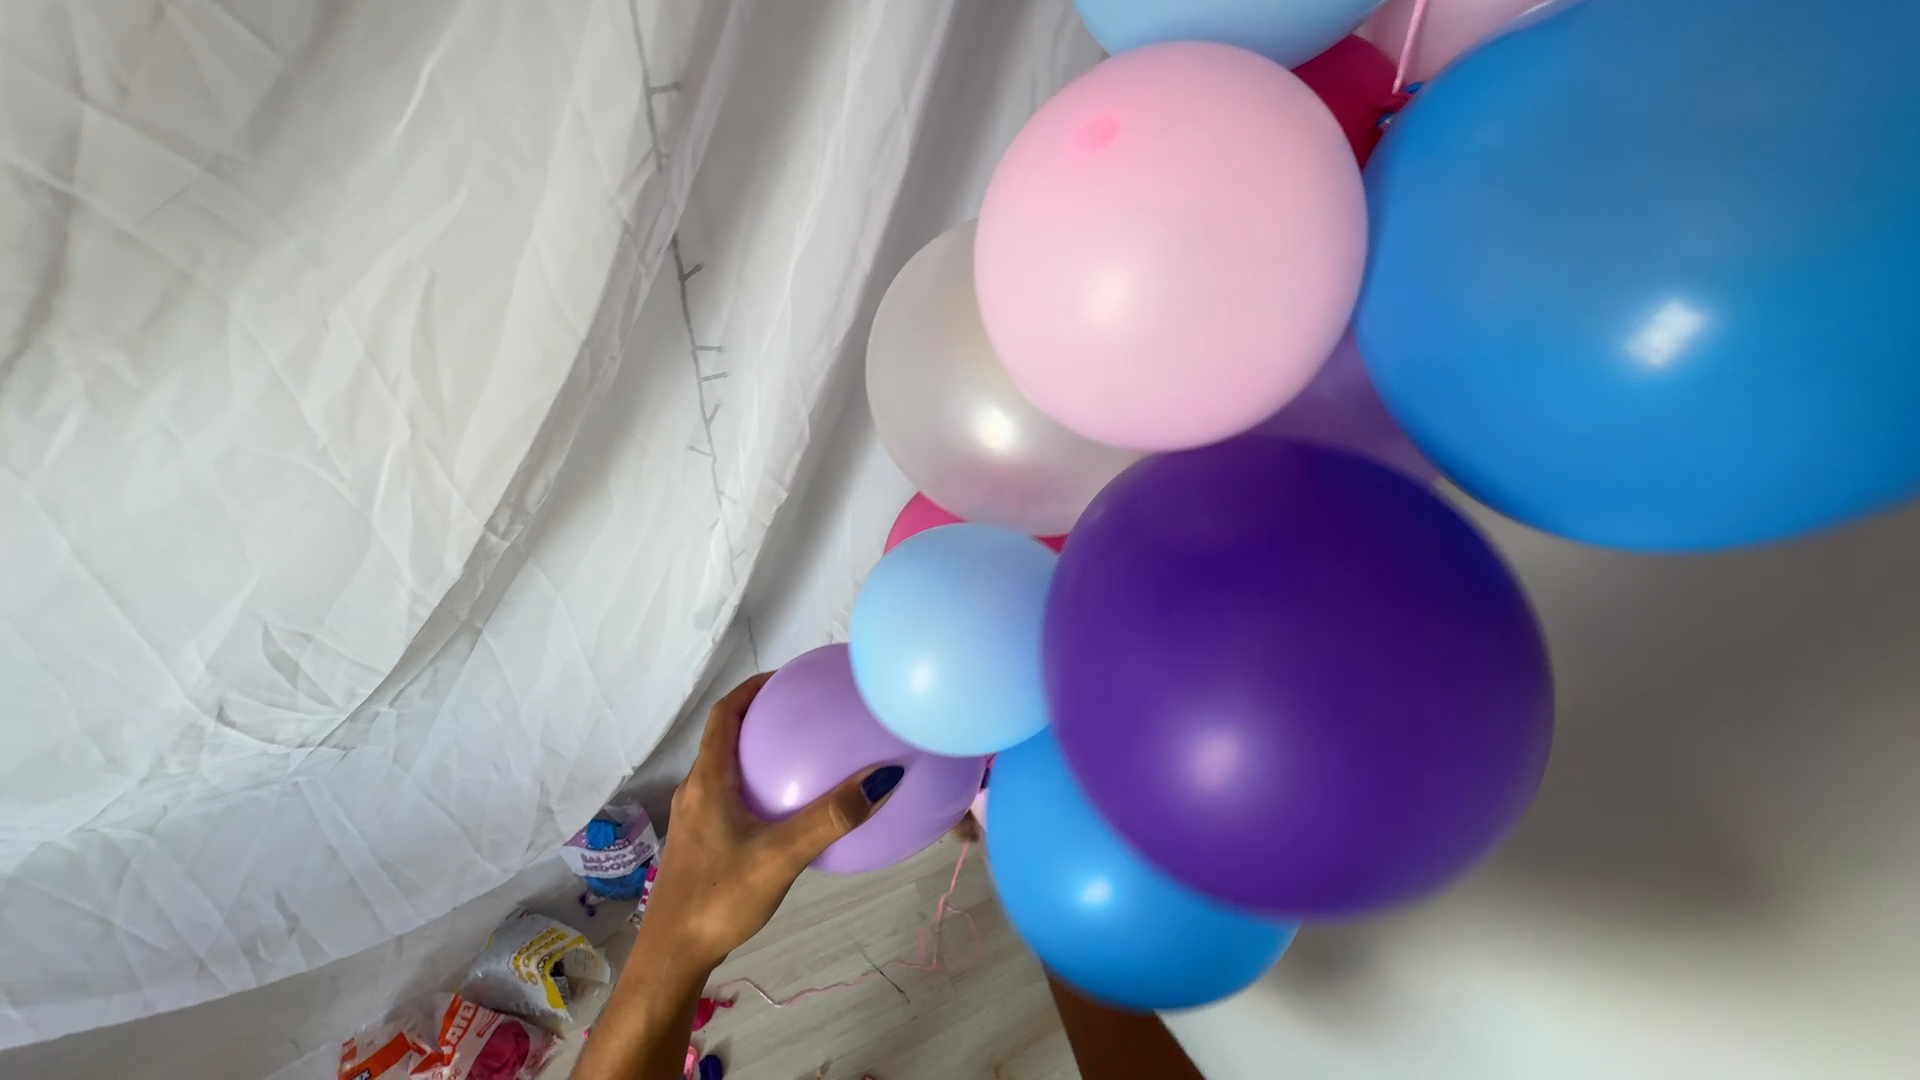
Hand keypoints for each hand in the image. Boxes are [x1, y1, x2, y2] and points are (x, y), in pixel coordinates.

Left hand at [643, 673, 903, 971]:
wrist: (671, 959)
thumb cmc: (718, 898)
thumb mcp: (781, 856)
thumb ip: (832, 817)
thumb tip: (885, 776)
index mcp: (708, 780)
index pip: (724, 714)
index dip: (753, 687)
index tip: (787, 676)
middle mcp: (697, 792)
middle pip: (726, 736)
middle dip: (762, 716)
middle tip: (805, 711)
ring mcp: (696, 820)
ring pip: (728, 769)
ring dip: (760, 752)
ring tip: (803, 754)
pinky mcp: (701, 845)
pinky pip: (732, 798)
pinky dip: (760, 787)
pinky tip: (790, 812)